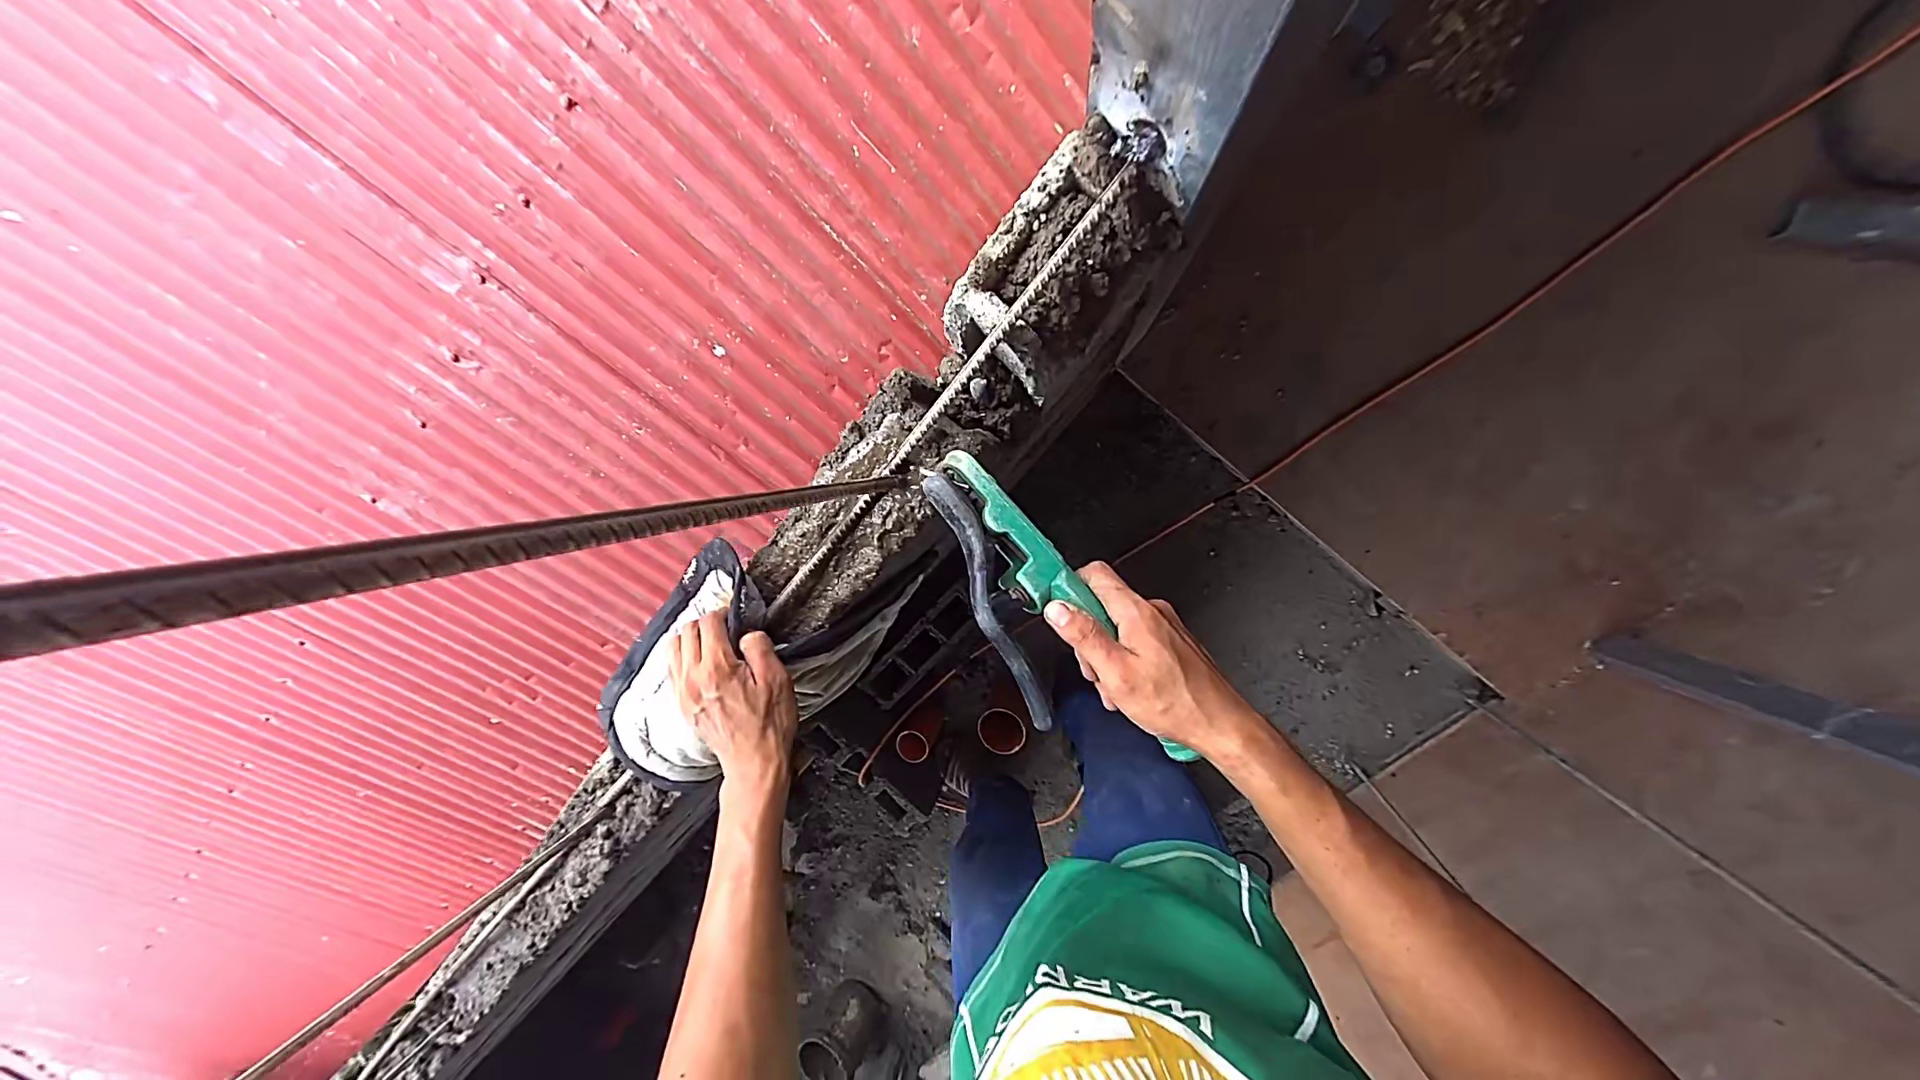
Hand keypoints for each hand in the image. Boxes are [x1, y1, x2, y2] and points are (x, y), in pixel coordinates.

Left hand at [668, 611, 797, 792]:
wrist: (754, 761)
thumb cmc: (769, 724)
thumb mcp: (778, 679)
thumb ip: (760, 648)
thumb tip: (747, 634)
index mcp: (718, 669)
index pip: (708, 623)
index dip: (723, 613)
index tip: (734, 617)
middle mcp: (693, 678)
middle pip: (686, 631)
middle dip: (705, 623)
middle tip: (725, 628)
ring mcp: (684, 692)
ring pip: (673, 647)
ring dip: (691, 638)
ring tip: (711, 643)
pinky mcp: (683, 704)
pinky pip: (672, 668)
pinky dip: (683, 657)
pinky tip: (702, 662)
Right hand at [1043, 562, 1266, 759]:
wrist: (1220, 724)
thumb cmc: (1176, 703)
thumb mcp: (1116, 672)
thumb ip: (1084, 636)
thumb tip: (1057, 609)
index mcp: (1136, 612)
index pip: (1093, 574)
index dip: (1068, 589)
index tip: (1056, 611)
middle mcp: (1152, 611)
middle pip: (1101, 605)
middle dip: (1088, 636)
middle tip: (1093, 668)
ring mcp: (1163, 626)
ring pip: (1117, 627)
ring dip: (1106, 655)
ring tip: (1115, 687)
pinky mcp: (1170, 641)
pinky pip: (1135, 640)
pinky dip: (1125, 661)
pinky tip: (1130, 687)